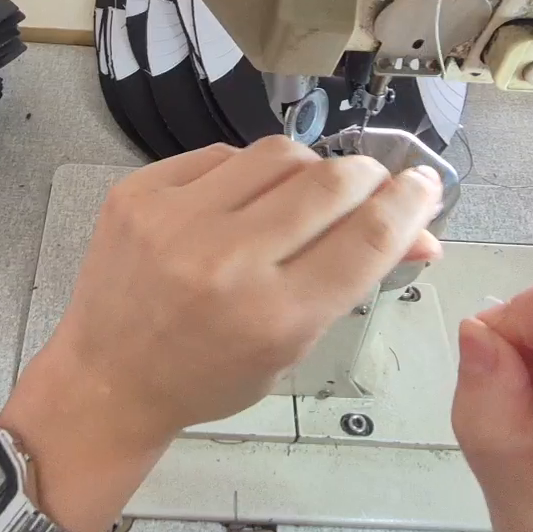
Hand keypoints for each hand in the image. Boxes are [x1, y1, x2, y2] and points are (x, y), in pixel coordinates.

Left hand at [0, 137, 443, 531]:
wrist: (107, 377)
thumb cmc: (208, 378)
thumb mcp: (291, 348)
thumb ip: (349, 281)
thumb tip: (414, 229)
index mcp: (274, 317)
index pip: (368, 238)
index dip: (410, 204)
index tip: (425, 185)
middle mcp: (227, 259)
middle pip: (329, 182)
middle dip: (368, 175)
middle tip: (374, 181)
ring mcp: (175, 217)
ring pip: (278, 153)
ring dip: (310, 167)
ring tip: (307, 189)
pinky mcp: (139, 189)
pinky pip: (222, 154)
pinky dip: (248, 171)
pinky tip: (245, 195)